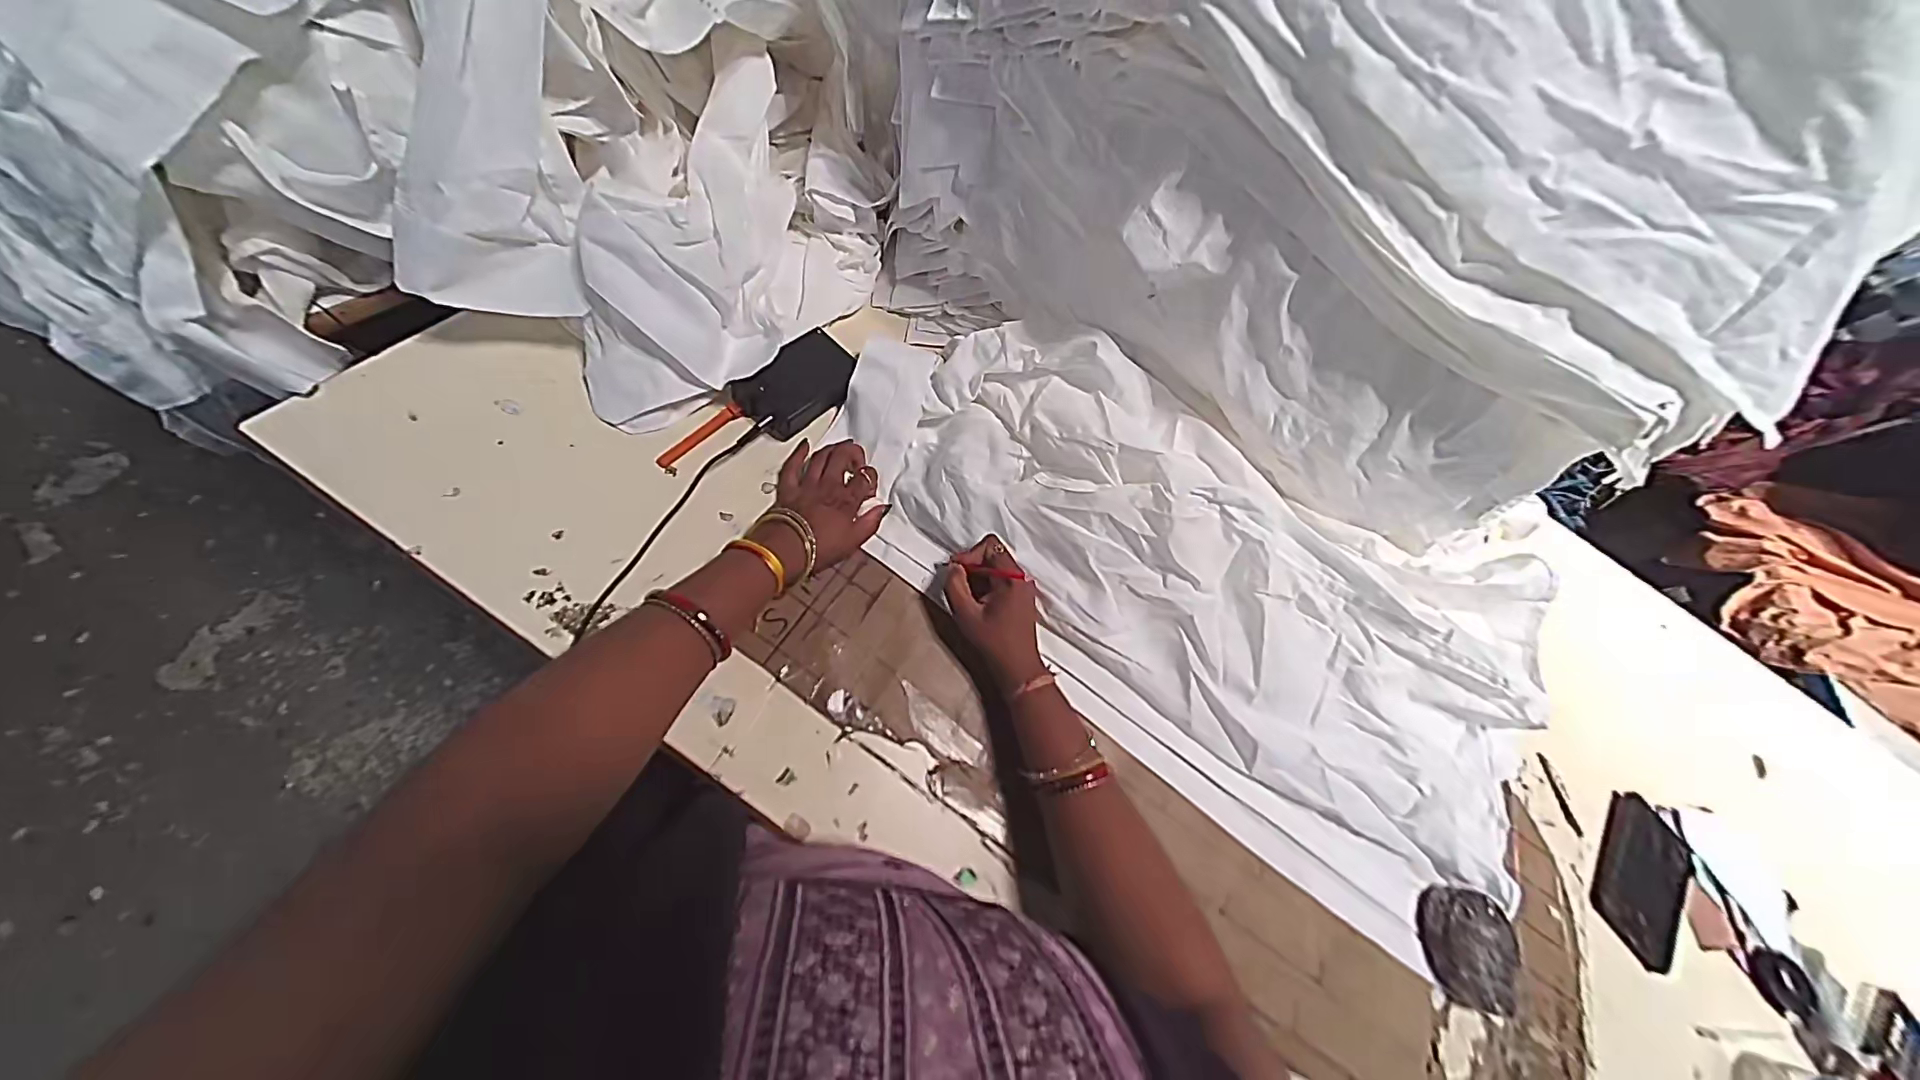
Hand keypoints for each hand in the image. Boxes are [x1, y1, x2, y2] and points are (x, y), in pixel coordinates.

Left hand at [758, 439, 887, 574]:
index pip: (865, 477)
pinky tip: (804, 446)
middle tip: (856, 459)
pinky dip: (799, 453)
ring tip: (838, 449)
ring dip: (832, 449)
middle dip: (853, 452)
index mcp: (846, 500)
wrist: (787, 549)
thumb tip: (881, 510)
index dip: (870, 476)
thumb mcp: (853, 541)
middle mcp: (828, 487)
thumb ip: (870, 522)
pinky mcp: (789, 488)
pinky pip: (793, 465)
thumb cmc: (818, 549)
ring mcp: (808, 485)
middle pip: (843, 456)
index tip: (868, 484)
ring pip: (822, 456)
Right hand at [942, 535, 1044, 686]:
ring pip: (996, 567)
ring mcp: (1023, 589)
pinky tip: (977, 604)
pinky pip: (1001, 580)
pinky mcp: (1021, 598)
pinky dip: (986, 586)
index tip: (955, 570)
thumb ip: (955, 585)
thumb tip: (953, 568)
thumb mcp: (966, 613)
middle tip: (957, 583)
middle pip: (994, 554)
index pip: (990, 546)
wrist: (1017, 668)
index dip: (968, 554)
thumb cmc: (995, 644)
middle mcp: (1021, 579)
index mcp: (1012, 578)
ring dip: (977, 576)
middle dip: (971, 565)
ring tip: (966, 597)